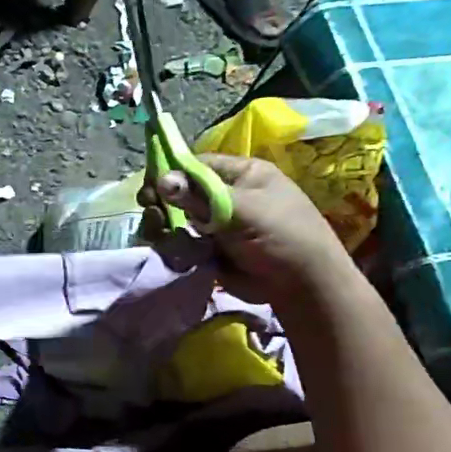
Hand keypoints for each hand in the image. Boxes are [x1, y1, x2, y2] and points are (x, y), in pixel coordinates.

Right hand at [142, 153, 355, 303]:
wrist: (301, 287)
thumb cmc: (282, 236)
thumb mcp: (242, 209)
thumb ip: (200, 195)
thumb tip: (162, 179)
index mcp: (241, 174)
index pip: (196, 164)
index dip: (170, 172)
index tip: (149, 187)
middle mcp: (225, 195)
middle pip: (180, 191)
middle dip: (162, 200)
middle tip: (152, 212)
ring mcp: (215, 223)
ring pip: (175, 217)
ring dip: (163, 224)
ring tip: (158, 232)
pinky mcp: (207, 249)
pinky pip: (180, 241)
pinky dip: (170, 244)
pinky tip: (167, 248)